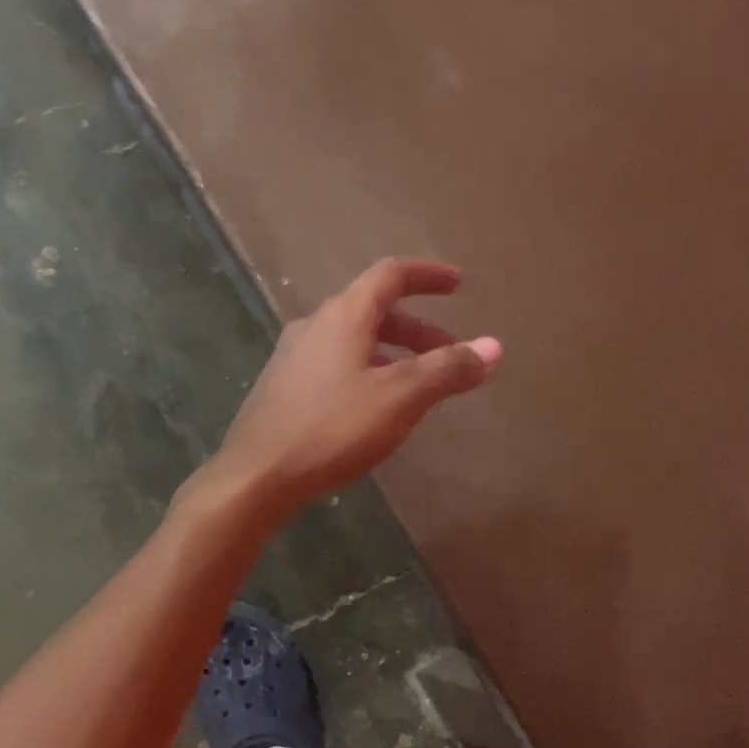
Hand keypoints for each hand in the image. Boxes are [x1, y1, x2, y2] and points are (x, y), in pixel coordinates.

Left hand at [204, 257, 500, 506]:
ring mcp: (288, 359)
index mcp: (340, 318)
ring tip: (419, 384)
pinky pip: (330, 365)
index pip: (387, 275)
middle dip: (414, 326)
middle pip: (369, 310)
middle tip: (449, 351)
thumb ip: (446, 369)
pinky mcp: (279, 388)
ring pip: (349, 340)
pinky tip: (374, 406)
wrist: (257, 473)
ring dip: (389, 351)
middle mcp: (310, 328)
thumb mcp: (400, 398)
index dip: (426, 275)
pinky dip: (363, 370)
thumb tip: (492, 347)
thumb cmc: (331, 428)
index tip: (458, 284)